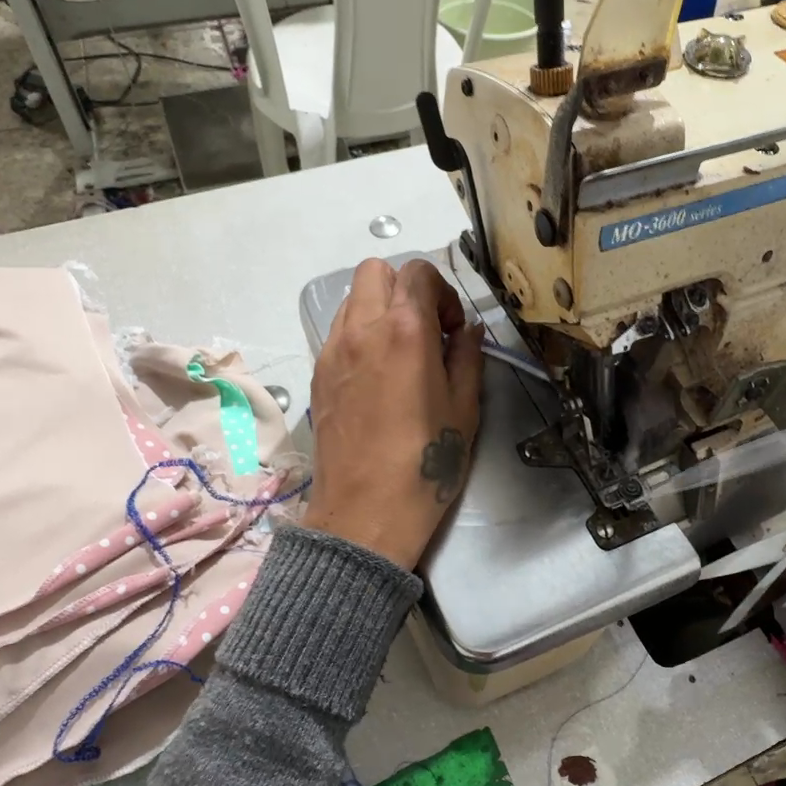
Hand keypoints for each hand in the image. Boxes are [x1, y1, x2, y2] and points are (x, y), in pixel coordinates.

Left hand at [302, 259, 482, 570]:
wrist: (364, 514)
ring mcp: (332, 351)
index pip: (418, 273)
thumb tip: (468, 331)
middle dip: (406, 289)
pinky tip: (378, 376)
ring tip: (401, 353)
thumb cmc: (426, 464)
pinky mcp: (318, 375)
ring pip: (352, 299)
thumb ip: (467, 358)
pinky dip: (360, 335)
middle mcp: (361, 329)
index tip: (453, 330)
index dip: (444, 292)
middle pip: (376, 271)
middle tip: (427, 330)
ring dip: (379, 309)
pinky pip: (339, 332)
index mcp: (404, 331)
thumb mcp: (464, 409)